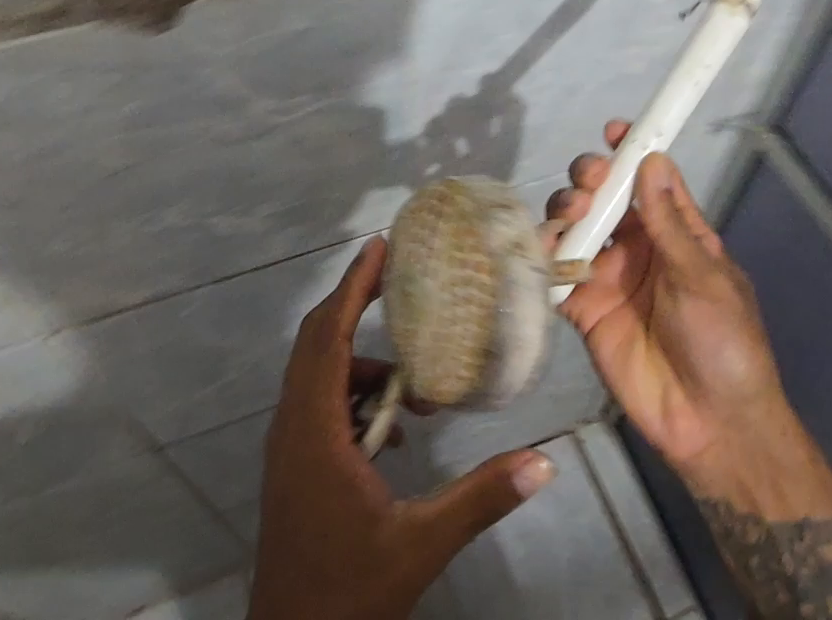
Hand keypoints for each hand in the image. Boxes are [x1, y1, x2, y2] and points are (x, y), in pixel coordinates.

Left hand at [248, 238, 558, 619]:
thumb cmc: (349, 589)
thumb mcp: (421, 543)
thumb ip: (482, 498)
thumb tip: (543, 461)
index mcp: (314, 430)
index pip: (327, 337)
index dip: (351, 287)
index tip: (378, 246)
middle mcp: (292, 426)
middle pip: (315, 343)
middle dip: (354, 305)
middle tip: (400, 279)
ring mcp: (289, 447)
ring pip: (319, 377)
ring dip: (362, 366)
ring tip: (416, 383)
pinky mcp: (294, 467)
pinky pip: (321, 408)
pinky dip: (355, 399)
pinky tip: (396, 430)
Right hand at [546, 122, 788, 479]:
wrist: (710, 421)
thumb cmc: (724, 342)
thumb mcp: (702, 277)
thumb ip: (669, 223)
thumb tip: (653, 161)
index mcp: (678, 235)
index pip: (651, 182)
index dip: (634, 152)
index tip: (616, 130)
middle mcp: (639, 248)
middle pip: (604, 199)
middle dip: (591, 181)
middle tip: (590, 185)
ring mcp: (609, 277)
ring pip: (576, 228)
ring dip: (566, 213)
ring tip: (571, 218)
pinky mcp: (583, 309)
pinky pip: (557, 274)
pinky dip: (545, 258)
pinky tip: (543, 251)